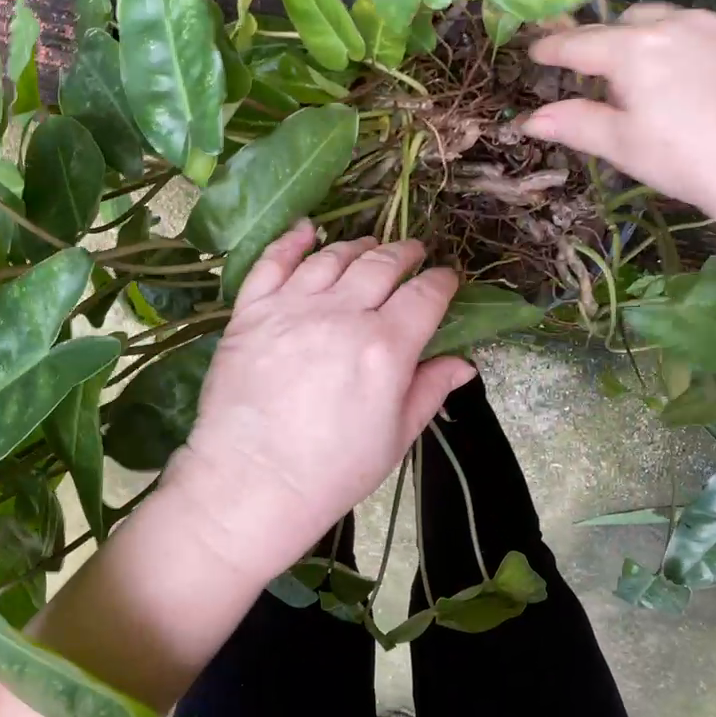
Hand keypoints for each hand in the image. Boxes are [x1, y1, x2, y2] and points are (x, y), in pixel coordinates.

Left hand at [162, 220, 474, 581]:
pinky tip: (307, 231)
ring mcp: (291, 309)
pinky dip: (291, 241)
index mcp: (385, 348)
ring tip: (369, 247)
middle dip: (405, 253)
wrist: (250, 486)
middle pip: (381, 265)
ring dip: (358, 246)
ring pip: (332, 257)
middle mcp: (341, 315)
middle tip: (414, 253)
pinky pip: (272, 262)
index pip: (425, 295)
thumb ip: (430, 390)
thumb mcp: (395, 437)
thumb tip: (465, 364)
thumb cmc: (332, 472)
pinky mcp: (250, 312)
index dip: (442, 281)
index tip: (448, 278)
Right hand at [523, 4, 715, 259]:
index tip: (538, 51)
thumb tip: (529, 119)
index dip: (555, 48)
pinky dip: (713, 55)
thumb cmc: (691, 164)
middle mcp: (682, 24)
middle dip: (615, 42)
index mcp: (636, 50)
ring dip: (666, 44)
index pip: (582, 43)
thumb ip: (577, 125)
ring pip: (684, 24)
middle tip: (616, 80)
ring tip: (673, 87)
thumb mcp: (626, 149)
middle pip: (634, 21)